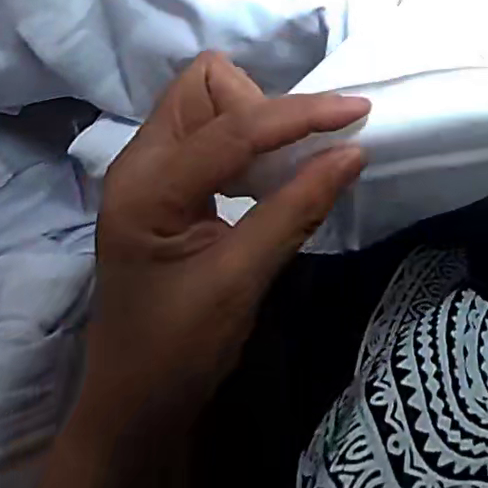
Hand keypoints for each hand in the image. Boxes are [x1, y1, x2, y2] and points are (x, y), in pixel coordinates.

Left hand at [46, 53, 366, 487]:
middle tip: (295, 155)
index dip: (300, 114)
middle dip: (263, 105)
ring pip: (210, 95)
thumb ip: (297, 208)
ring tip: (283, 164)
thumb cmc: (177, 352)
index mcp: (147, 188)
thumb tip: (354, 151)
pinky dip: (249, 133)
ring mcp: (148, 164)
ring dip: (257, 116)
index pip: (233, 127)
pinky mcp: (165, 175)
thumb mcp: (241, 282)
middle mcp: (140, 160)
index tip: (356, 110)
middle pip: (206, 84)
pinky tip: (266, 171)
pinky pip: (212, 122)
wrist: (132, 403)